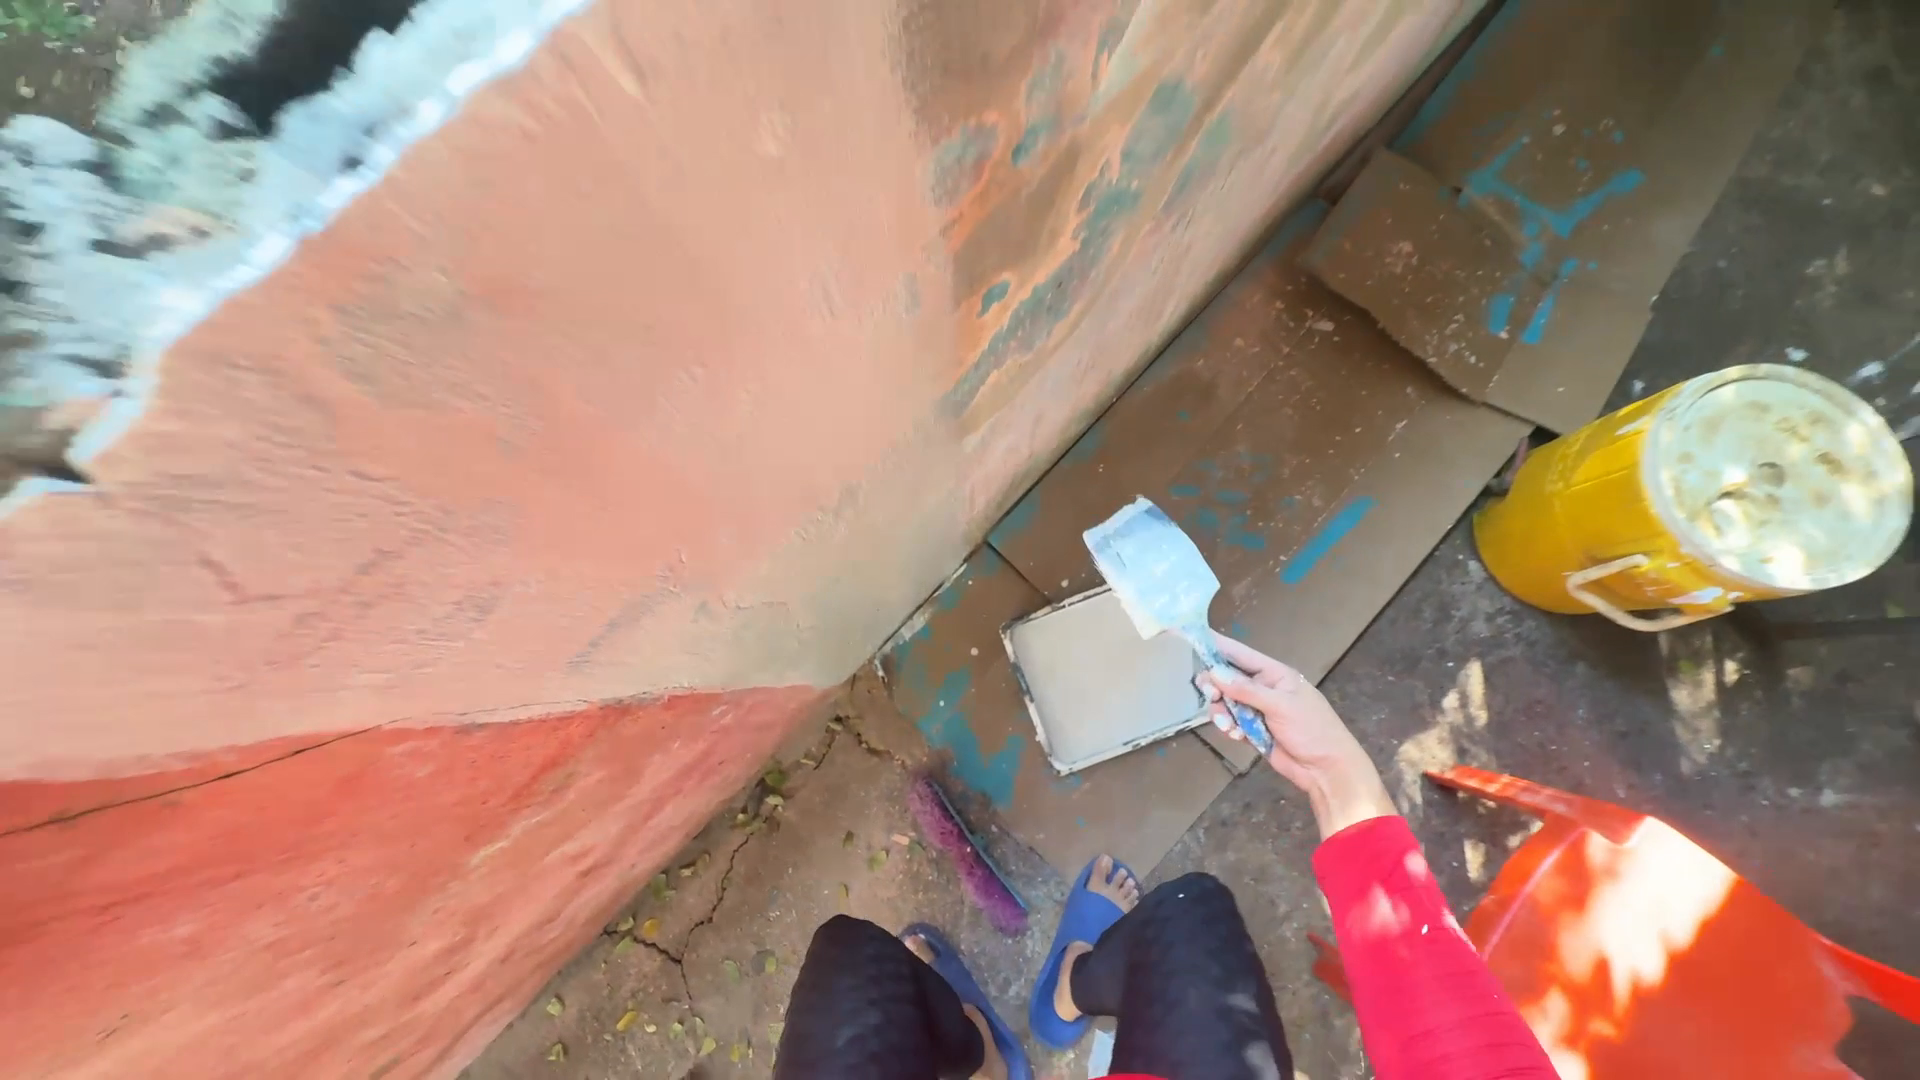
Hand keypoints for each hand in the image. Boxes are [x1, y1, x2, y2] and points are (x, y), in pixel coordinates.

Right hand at [1197, 633, 1397, 838]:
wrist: (1327, 770)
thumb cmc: (1312, 730)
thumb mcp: (1280, 706)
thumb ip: (1246, 689)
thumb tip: (1213, 672)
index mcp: (1273, 673)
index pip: (1237, 652)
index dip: (1212, 643)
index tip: (1186, 634)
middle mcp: (1261, 687)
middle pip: (1224, 677)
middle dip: (1214, 686)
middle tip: (1211, 696)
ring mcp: (1256, 708)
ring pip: (1223, 701)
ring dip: (1221, 712)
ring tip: (1230, 726)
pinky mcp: (1252, 728)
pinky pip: (1229, 720)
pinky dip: (1229, 727)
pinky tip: (1238, 736)